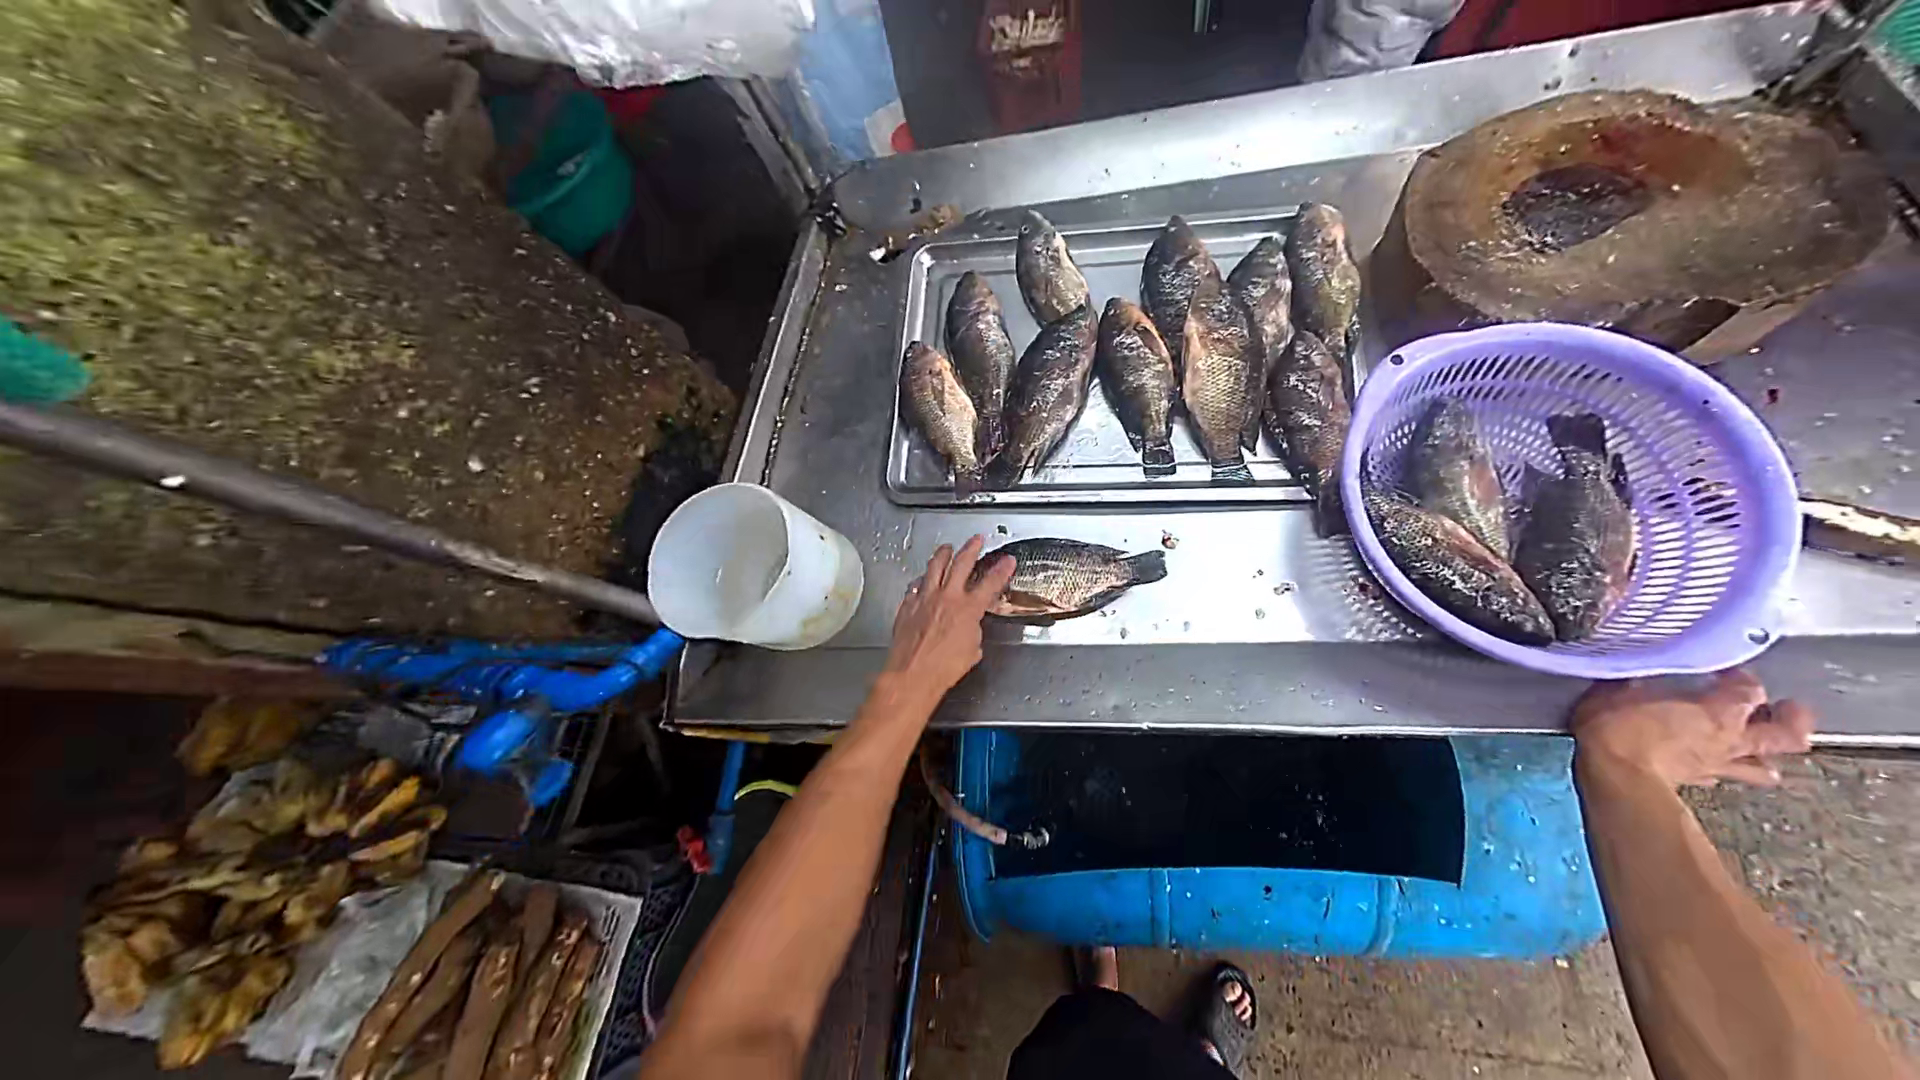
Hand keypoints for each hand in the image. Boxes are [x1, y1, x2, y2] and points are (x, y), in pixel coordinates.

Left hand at [880, 535, 1015, 698]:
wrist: (913, 673)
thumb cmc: (944, 668)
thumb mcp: (972, 650)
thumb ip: (974, 630)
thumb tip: (970, 626)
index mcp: (968, 608)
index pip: (990, 583)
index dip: (1002, 570)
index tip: (1008, 560)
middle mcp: (947, 597)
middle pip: (961, 563)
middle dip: (971, 548)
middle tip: (976, 539)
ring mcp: (925, 599)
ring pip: (934, 567)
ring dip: (942, 554)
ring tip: (946, 547)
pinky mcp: (908, 606)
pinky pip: (915, 586)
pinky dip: (922, 580)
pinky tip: (922, 579)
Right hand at [1571, 671, 1814, 787]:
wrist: (1614, 773)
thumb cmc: (1617, 727)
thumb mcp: (1615, 692)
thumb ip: (1635, 683)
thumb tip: (1635, 675)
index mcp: (1717, 712)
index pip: (1749, 691)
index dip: (1742, 679)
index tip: (1727, 672)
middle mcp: (1731, 739)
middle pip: (1785, 735)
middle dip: (1793, 721)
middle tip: (1788, 708)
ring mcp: (1718, 764)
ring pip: (1764, 766)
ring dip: (1765, 756)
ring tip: (1756, 747)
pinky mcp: (1698, 782)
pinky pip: (1722, 776)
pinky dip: (1723, 769)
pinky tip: (1711, 766)